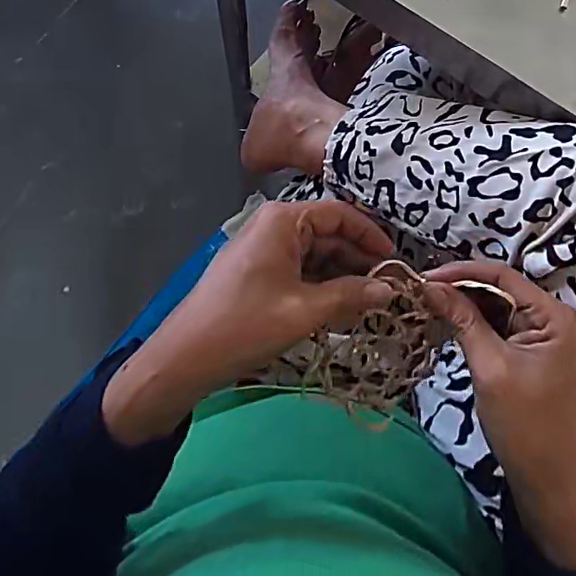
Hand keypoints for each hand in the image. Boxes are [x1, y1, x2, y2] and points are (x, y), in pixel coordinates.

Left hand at [100, 199, 396, 445]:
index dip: (371, 235)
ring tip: (369, 303)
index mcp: (283, 220)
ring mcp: (264, 248)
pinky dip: (322, 287)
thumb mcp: (303, 311)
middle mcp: (274, 225)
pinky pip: (300, 270)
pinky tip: (341, 310)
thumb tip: (390, 290)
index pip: (341, 214)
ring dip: (342, 277)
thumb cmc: (243, 326)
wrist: (180, 362)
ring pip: (317, 255)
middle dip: (359, 261)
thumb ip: (351, 295)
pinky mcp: (258, 271)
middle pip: (330, 234)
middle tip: (387, 287)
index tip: (395, 260)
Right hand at [425, 262, 575, 570]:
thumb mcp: (490, 367)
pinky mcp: (526, 349)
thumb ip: (463, 321)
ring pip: (494, 305)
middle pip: (498, 288)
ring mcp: (539, 333)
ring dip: (463, 304)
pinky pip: (496, 324)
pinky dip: (472, 323)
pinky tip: (446, 321)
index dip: (462, 272)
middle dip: (460, 288)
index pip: (502, 275)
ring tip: (427, 302)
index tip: (426, 276)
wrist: (546, 481)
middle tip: (420, 290)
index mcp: (551, 313)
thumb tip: (431, 286)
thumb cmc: (524, 425)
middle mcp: (548, 315)